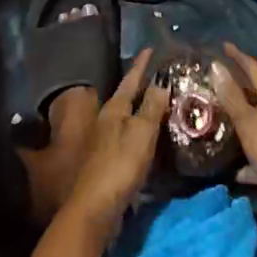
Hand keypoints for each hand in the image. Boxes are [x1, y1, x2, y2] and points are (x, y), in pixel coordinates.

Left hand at [62, 49, 170, 229]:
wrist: (95, 208)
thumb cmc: (119, 164)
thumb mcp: (141, 132)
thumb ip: (152, 106)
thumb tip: (161, 81)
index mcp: (114, 109)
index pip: (131, 79)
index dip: (141, 64)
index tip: (150, 48)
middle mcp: (106, 121)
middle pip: (127, 97)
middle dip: (142, 86)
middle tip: (161, 76)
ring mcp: (105, 142)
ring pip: (127, 118)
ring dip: (142, 110)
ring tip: (160, 103)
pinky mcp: (108, 162)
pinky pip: (129, 137)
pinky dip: (141, 131)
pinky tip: (150, 137)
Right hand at [211, 43, 256, 221]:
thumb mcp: (250, 124)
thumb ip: (233, 97)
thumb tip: (216, 65)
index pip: (255, 69)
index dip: (239, 56)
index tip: (224, 46)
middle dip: (237, 88)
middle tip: (214, 84)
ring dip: (240, 122)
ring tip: (217, 123)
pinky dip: (246, 160)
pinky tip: (231, 170)